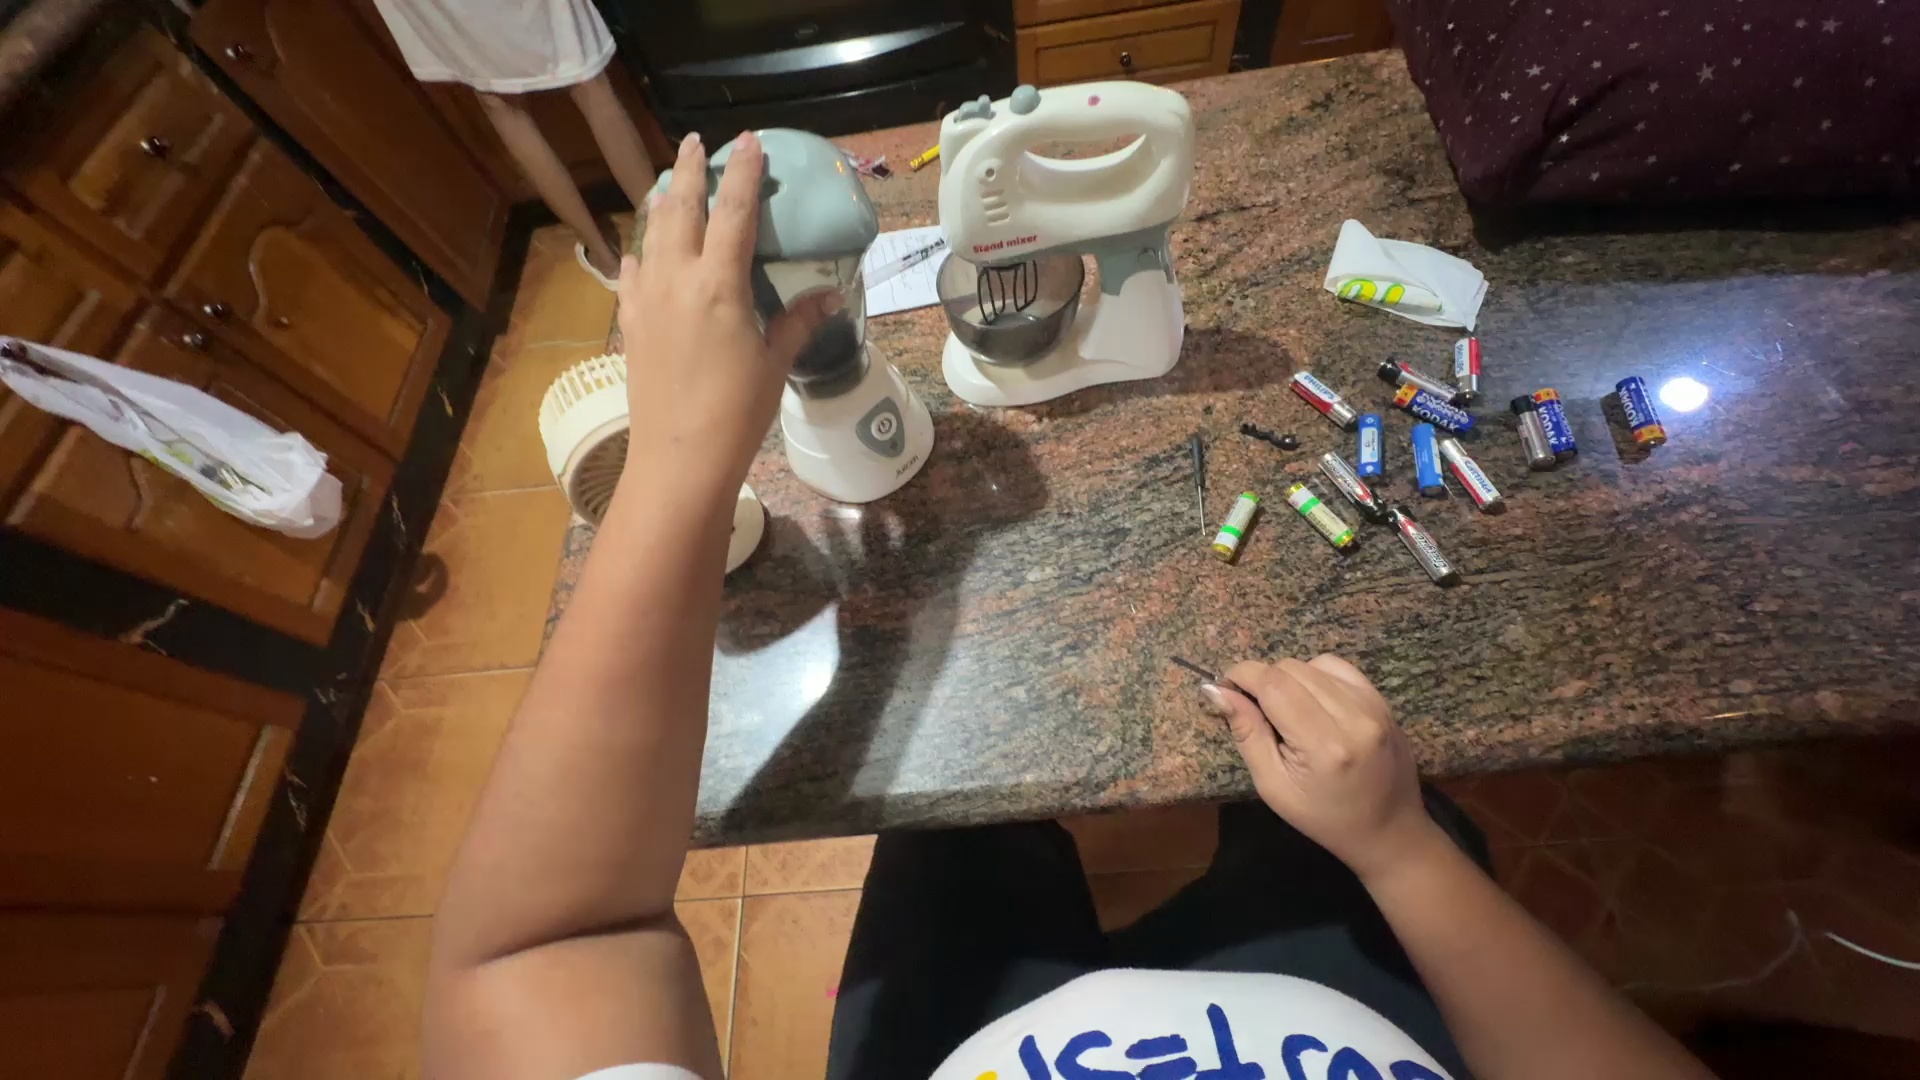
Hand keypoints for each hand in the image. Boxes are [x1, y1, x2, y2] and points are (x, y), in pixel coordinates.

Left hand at [616, 131, 841, 496]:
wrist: (681, 455)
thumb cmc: (738, 412)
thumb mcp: (775, 363)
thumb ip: (799, 321)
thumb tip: (832, 296)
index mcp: (719, 285)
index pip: (733, 212)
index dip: (743, 173)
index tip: (749, 143)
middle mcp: (676, 279)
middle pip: (679, 207)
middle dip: (688, 169)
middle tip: (696, 143)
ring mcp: (646, 299)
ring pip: (651, 233)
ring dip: (662, 203)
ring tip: (669, 185)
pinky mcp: (630, 323)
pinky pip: (632, 272)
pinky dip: (642, 252)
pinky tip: (645, 253)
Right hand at [1204, 655, 1442, 880]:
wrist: (1391, 833)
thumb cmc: (1324, 818)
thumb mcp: (1273, 785)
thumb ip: (1246, 733)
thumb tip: (1215, 690)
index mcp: (1324, 744)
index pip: (1273, 683)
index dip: (1241, 675)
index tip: (1225, 687)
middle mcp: (1353, 716)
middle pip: (1289, 668)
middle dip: (1262, 679)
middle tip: (1255, 708)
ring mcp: (1373, 705)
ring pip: (1310, 664)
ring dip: (1288, 678)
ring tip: (1287, 710)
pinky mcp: (1383, 701)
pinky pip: (1336, 667)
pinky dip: (1314, 675)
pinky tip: (1312, 701)